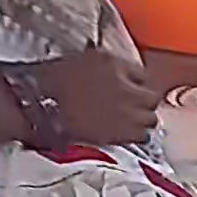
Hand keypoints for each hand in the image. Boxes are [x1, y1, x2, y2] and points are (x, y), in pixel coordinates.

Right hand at [34, 48, 158, 143]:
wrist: (43, 105)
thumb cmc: (55, 81)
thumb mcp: (80, 60)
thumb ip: (105, 65)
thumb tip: (120, 69)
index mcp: (113, 64)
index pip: (143, 75)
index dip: (138, 84)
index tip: (133, 89)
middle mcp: (126, 87)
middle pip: (152, 98)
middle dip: (144, 102)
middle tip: (133, 106)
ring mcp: (129, 111)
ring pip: (152, 118)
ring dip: (143, 119)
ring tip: (129, 120)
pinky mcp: (127, 132)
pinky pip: (144, 135)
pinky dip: (137, 135)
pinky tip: (125, 132)